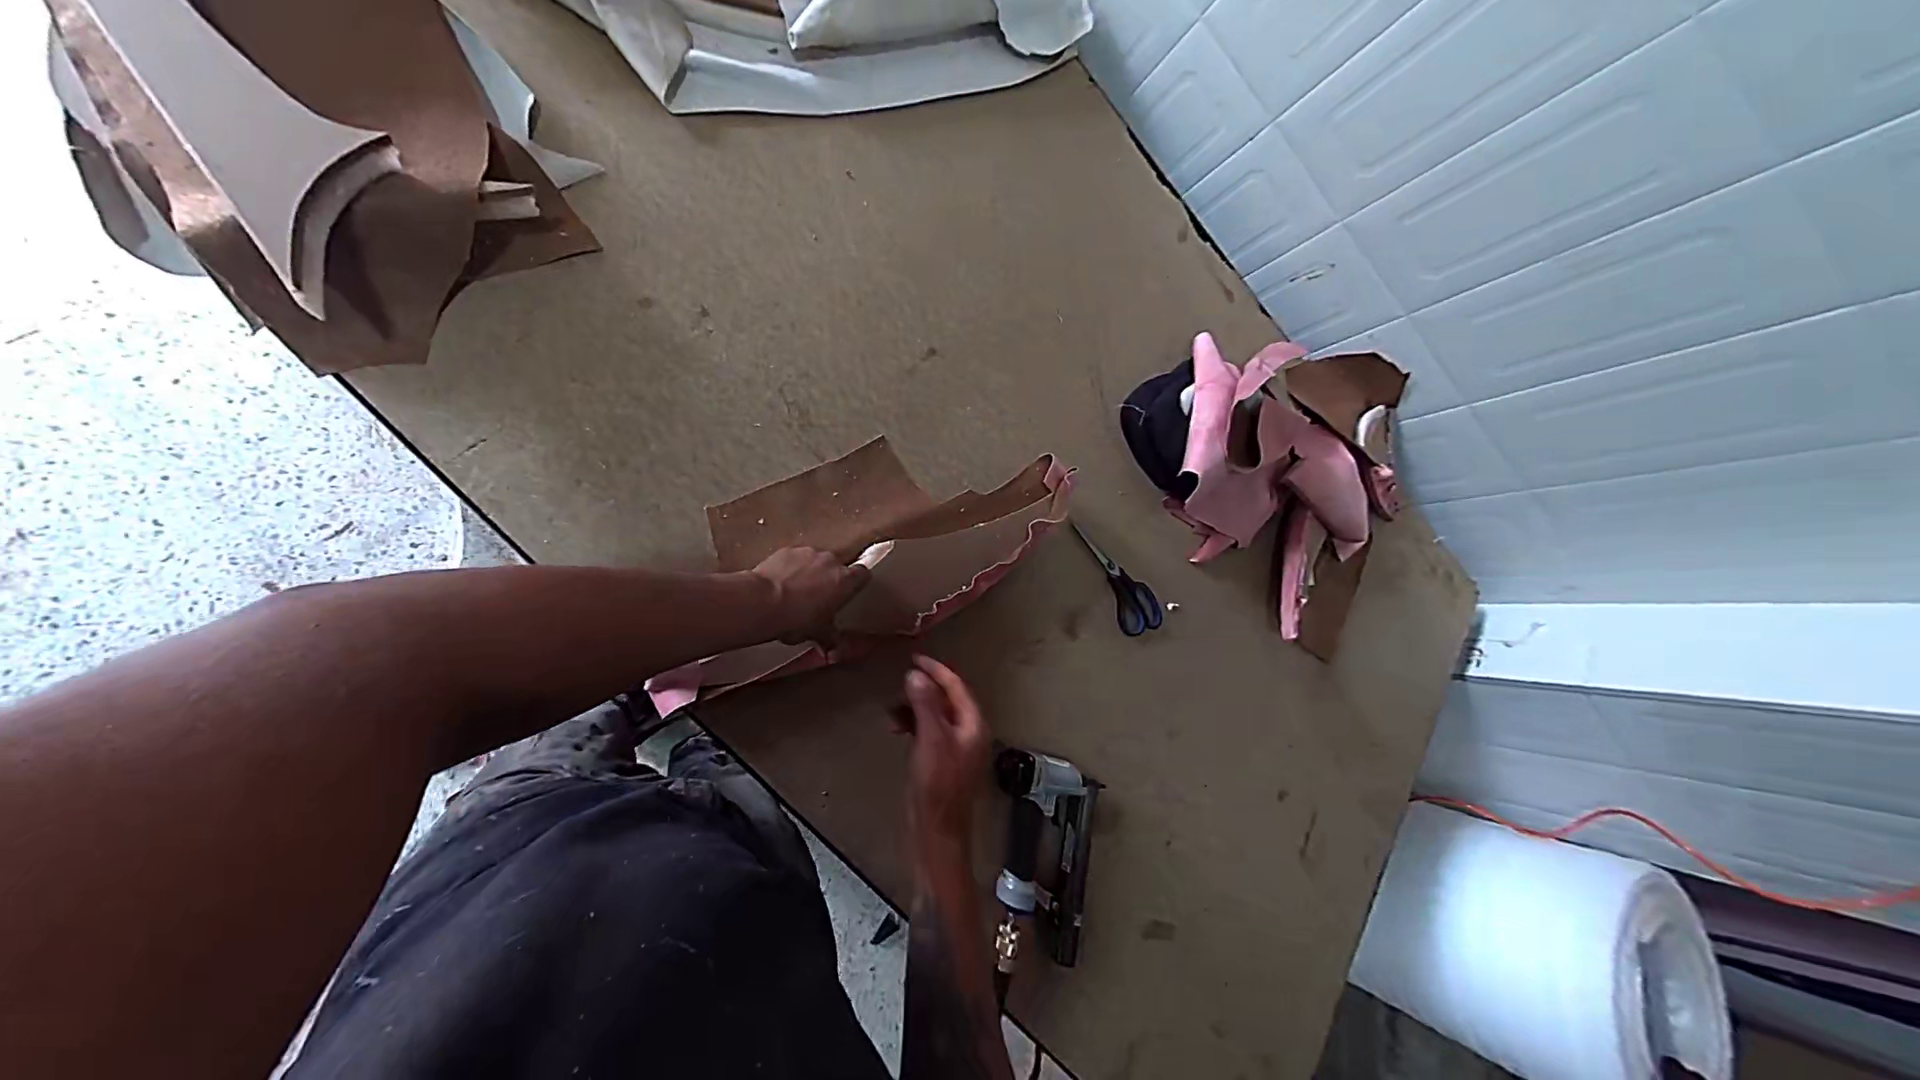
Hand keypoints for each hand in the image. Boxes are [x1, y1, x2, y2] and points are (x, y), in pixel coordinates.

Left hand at [750, 546, 870, 644]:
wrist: (762, 602)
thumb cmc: (796, 618)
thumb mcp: (816, 633)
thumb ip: (830, 639)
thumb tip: (833, 651)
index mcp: (846, 580)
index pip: (862, 574)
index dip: (856, 583)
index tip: (847, 592)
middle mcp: (831, 561)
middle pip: (837, 565)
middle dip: (829, 578)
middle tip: (817, 596)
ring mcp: (809, 552)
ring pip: (815, 560)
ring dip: (809, 571)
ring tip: (795, 590)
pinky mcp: (787, 550)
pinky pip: (794, 558)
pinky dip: (790, 567)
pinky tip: (780, 582)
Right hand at [895, 655, 992, 848]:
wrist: (936, 832)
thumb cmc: (937, 788)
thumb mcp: (930, 739)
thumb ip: (924, 705)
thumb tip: (917, 676)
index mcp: (974, 725)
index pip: (957, 687)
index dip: (937, 670)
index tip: (916, 660)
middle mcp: (969, 734)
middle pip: (948, 699)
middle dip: (924, 689)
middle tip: (902, 683)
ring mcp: (957, 748)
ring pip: (937, 715)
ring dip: (916, 707)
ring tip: (894, 710)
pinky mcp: (943, 761)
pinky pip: (930, 731)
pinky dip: (915, 724)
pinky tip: (899, 728)